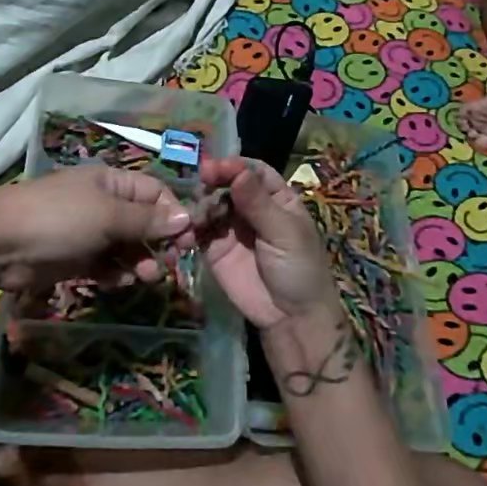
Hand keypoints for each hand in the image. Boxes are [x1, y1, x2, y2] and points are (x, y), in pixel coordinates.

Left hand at [0, 167, 190, 291]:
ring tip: (145, 277)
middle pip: (144, 222)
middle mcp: (105, 204)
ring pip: (127, 247)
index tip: (190, 239)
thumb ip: (147, 220)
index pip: (156, 193)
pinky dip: (116, 274)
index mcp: (112, 183)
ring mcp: (90, 232)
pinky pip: (107, 265)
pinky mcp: (77, 258)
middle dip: (159, 242)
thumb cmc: (58, 219)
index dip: (174, 214)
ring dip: (140, 262)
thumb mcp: (107, 215)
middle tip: (170, 263)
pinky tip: (118, 282)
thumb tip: (187, 218)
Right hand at [195, 158, 336, 327]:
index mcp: (277, 198)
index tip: (216, 167)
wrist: (291, 319)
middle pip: (228, 183)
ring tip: (198, 215)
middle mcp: (251, 207)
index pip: (254, 171)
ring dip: (201, 203)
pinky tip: (187, 230)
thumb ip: (258, 203)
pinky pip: (198, 229)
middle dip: (214, 181)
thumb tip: (237, 171)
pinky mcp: (214, 247)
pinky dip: (190, 226)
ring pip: (210, 203)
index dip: (235, 166)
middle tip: (201, 183)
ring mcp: (231, 227)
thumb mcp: (284, 233)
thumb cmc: (299, 270)